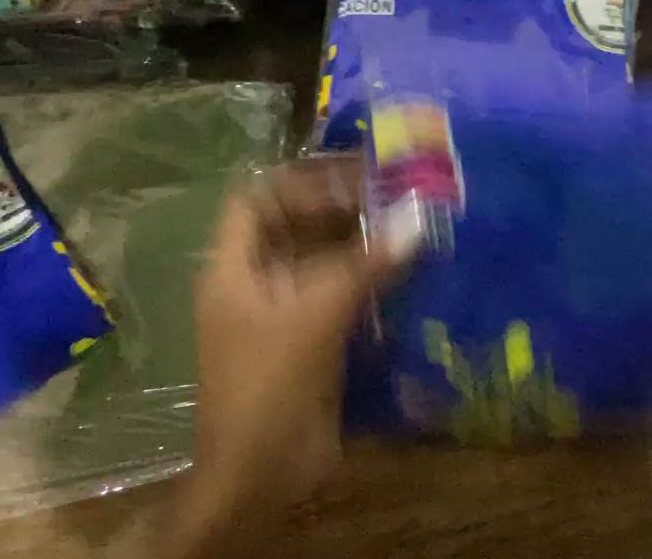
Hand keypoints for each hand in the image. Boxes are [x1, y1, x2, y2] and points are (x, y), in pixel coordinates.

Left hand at [182, 159, 418, 527]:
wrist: (259, 478)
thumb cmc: (269, 385)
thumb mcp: (316, 316)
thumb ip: (366, 265)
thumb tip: (416, 220)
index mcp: (235, 270)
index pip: (256, 200)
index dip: (298, 181)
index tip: (350, 174)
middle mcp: (255, 283)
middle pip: (294, 226)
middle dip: (340, 207)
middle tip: (393, 193)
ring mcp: (283, 312)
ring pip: (321, 258)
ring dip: (360, 242)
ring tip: (407, 222)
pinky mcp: (310, 337)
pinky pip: (339, 291)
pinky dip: (368, 275)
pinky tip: (406, 267)